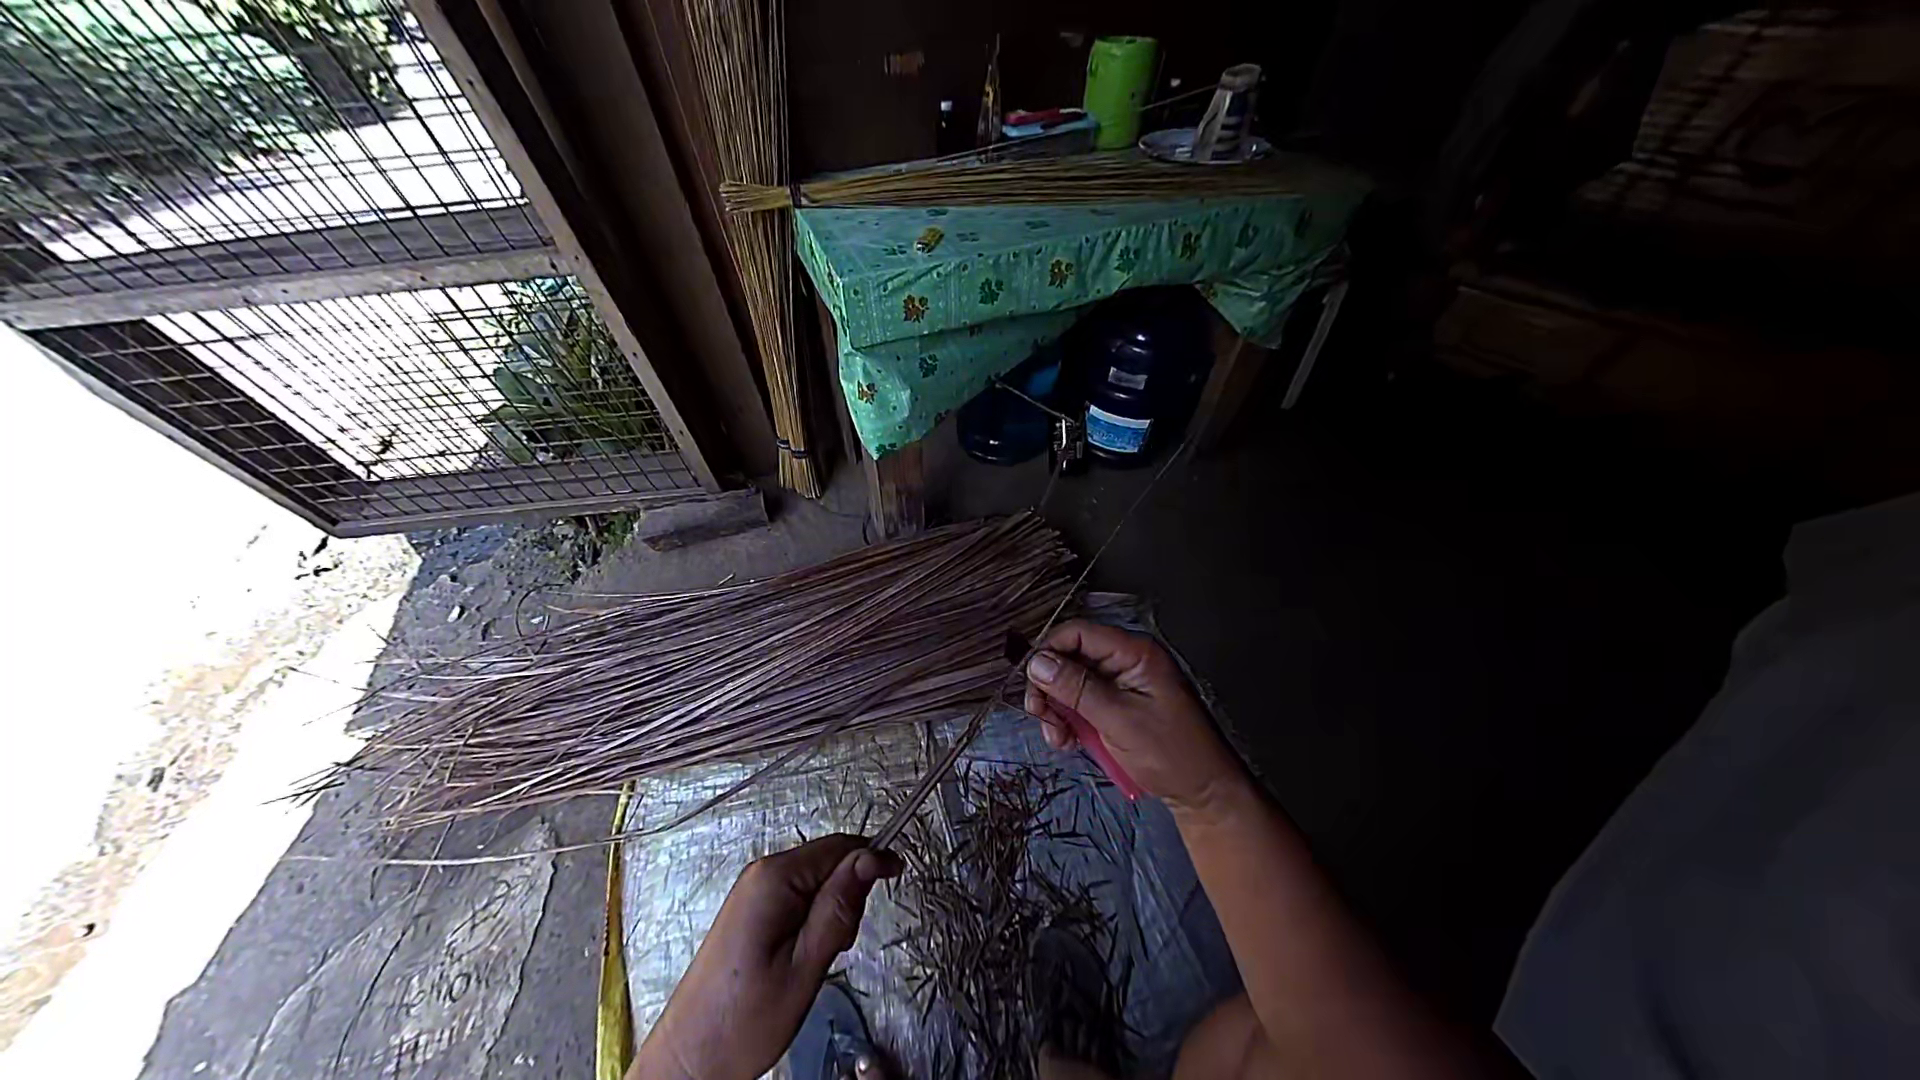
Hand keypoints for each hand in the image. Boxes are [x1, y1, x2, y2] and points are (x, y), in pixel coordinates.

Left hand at [629, 835, 901, 1079]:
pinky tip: (803, 955)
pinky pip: (799, 897)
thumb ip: (840, 908)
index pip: (839, 846)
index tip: (897, 878)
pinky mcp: (752, 909)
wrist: (688, 1062)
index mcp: (774, 878)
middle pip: (829, 860)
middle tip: (840, 944)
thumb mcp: (805, 966)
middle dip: (848, 894)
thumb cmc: (744, 1022)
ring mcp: (754, 890)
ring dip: (832, 910)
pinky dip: (814, 920)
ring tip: (817, 958)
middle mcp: (762, 873)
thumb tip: (871, 858)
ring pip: (817, 880)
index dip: (872, 860)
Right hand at [1023, 620, 1246, 813]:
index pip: (1078, 633)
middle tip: (1041, 717)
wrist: (1202, 793)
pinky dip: (1068, 720)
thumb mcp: (1118, 719)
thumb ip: (1076, 688)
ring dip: (1056, 709)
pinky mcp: (1115, 706)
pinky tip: (1068, 742)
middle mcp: (1124, 661)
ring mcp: (1120, 684)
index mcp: (1134, 653)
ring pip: (1070, 683)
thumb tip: (1037, 662)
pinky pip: (1080, 703)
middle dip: (1050, 688)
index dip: (1049, 652)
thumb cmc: (1169, 753)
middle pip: (1070, 658)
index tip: (1032, 683)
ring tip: (1058, 738)